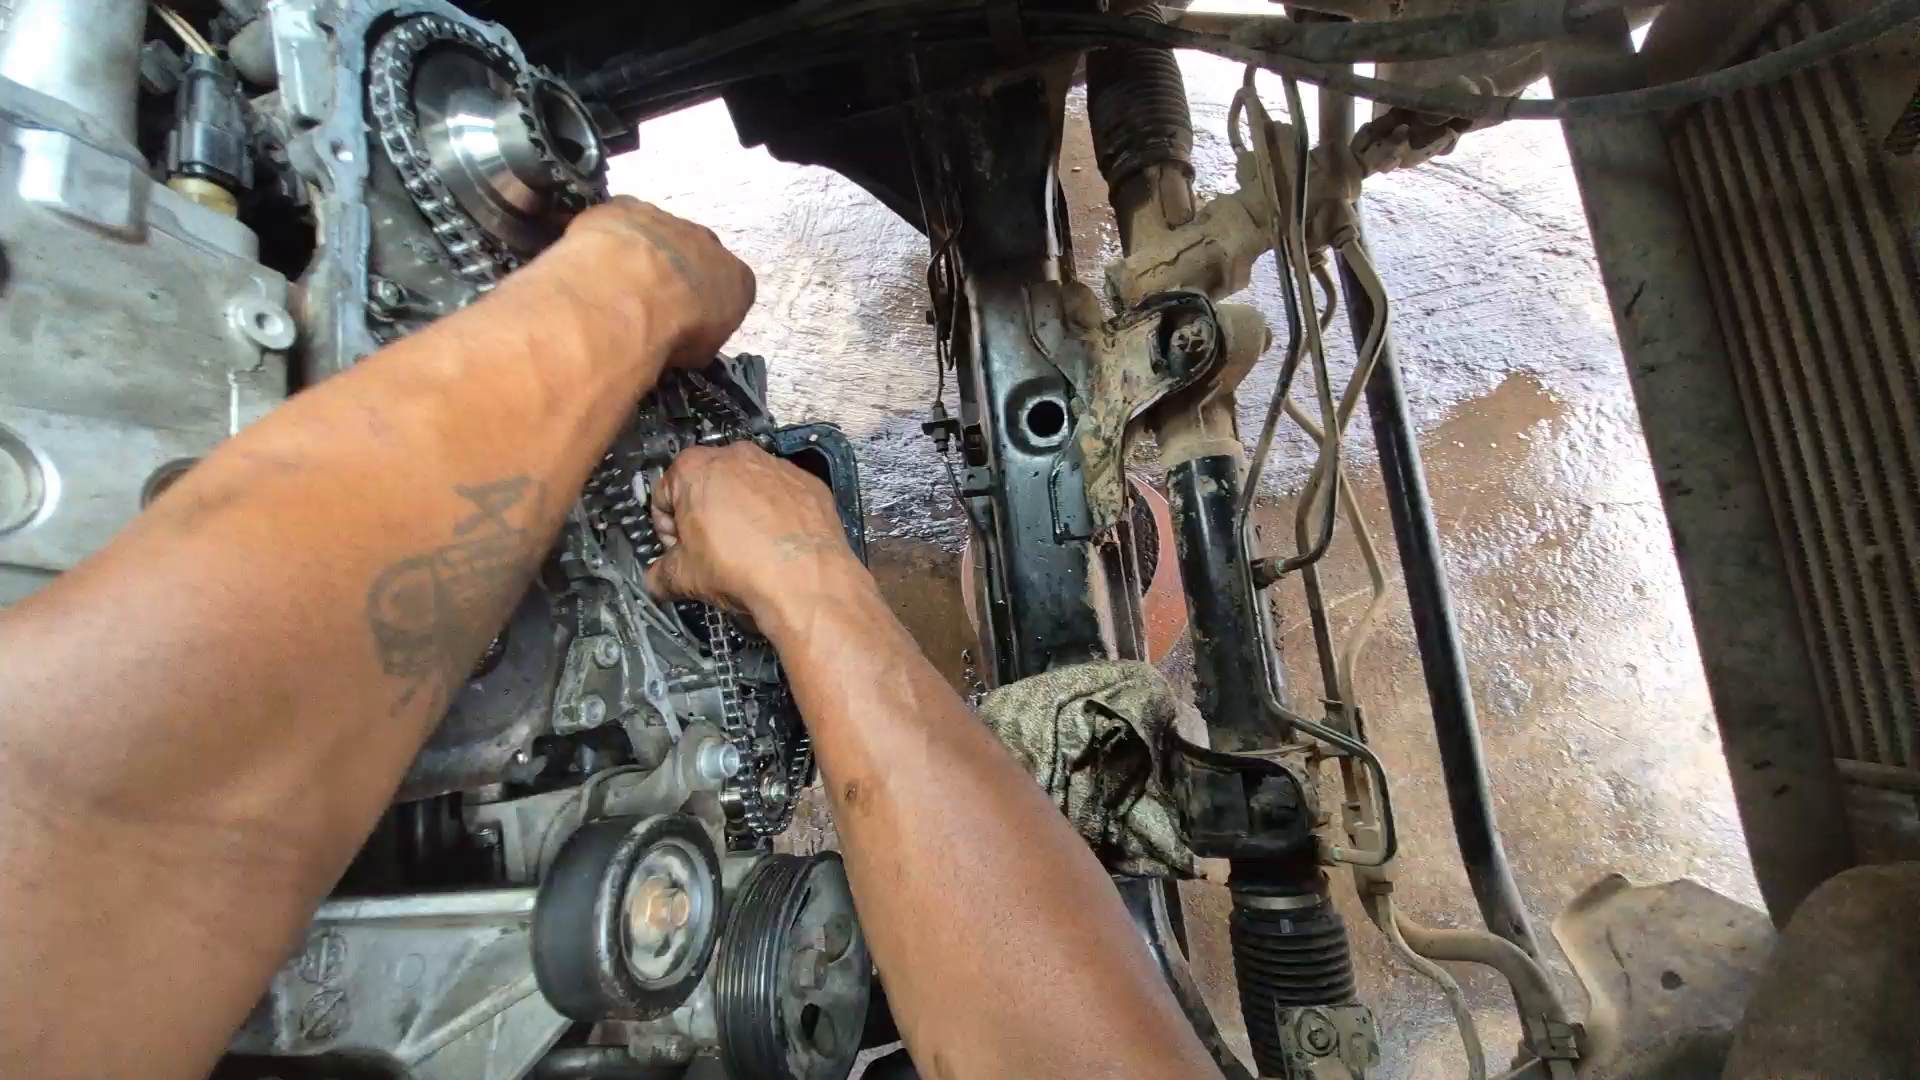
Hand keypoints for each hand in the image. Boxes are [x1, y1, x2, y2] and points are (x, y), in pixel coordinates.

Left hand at [535, 196, 755, 367]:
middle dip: (680, 274)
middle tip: (654, 302)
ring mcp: (670, 219)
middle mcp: (710, 243)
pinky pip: (623, 221)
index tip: (691, 321)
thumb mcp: (700, 352)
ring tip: (621, 284)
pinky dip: (613, 237)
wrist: (628, 297)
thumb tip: (687, 340)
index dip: (710, 306)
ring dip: (645, 255)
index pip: (732, 290)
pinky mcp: (628, 205)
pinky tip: (599, 260)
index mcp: (739, 279)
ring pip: (660, 236)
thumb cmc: (674, 331)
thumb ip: (702, 337)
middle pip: (698, 256)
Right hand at [644, 443, 862, 624]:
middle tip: (711, 550)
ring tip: (748, 550)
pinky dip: (778, 514)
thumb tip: (659, 579)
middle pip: (708, 485)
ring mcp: (777, 466)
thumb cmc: (745, 568)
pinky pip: (784, 495)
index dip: (668, 528)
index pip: (665, 495)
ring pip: (748, 487)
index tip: (678, 548)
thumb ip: (660, 574)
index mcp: (695, 468)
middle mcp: (738, 456)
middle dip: (705, 516)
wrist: (806, 580)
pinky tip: (777, 543)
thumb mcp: (684, 577)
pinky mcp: (808, 482)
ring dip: (743, 513)